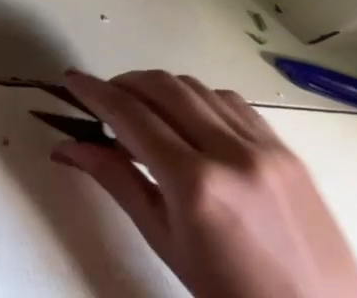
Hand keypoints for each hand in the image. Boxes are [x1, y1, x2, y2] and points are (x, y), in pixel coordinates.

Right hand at [55, 69, 356, 297]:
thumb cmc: (231, 293)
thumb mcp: (165, 241)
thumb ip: (116, 181)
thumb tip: (67, 147)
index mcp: (195, 182)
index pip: (129, 114)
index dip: (93, 91)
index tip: (70, 80)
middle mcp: (231, 153)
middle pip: (161, 86)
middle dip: (123, 84)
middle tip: (102, 100)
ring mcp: (266, 149)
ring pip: (196, 87)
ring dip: (159, 88)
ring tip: (143, 112)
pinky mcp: (289, 152)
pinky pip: (232, 103)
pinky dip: (199, 99)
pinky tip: (189, 122)